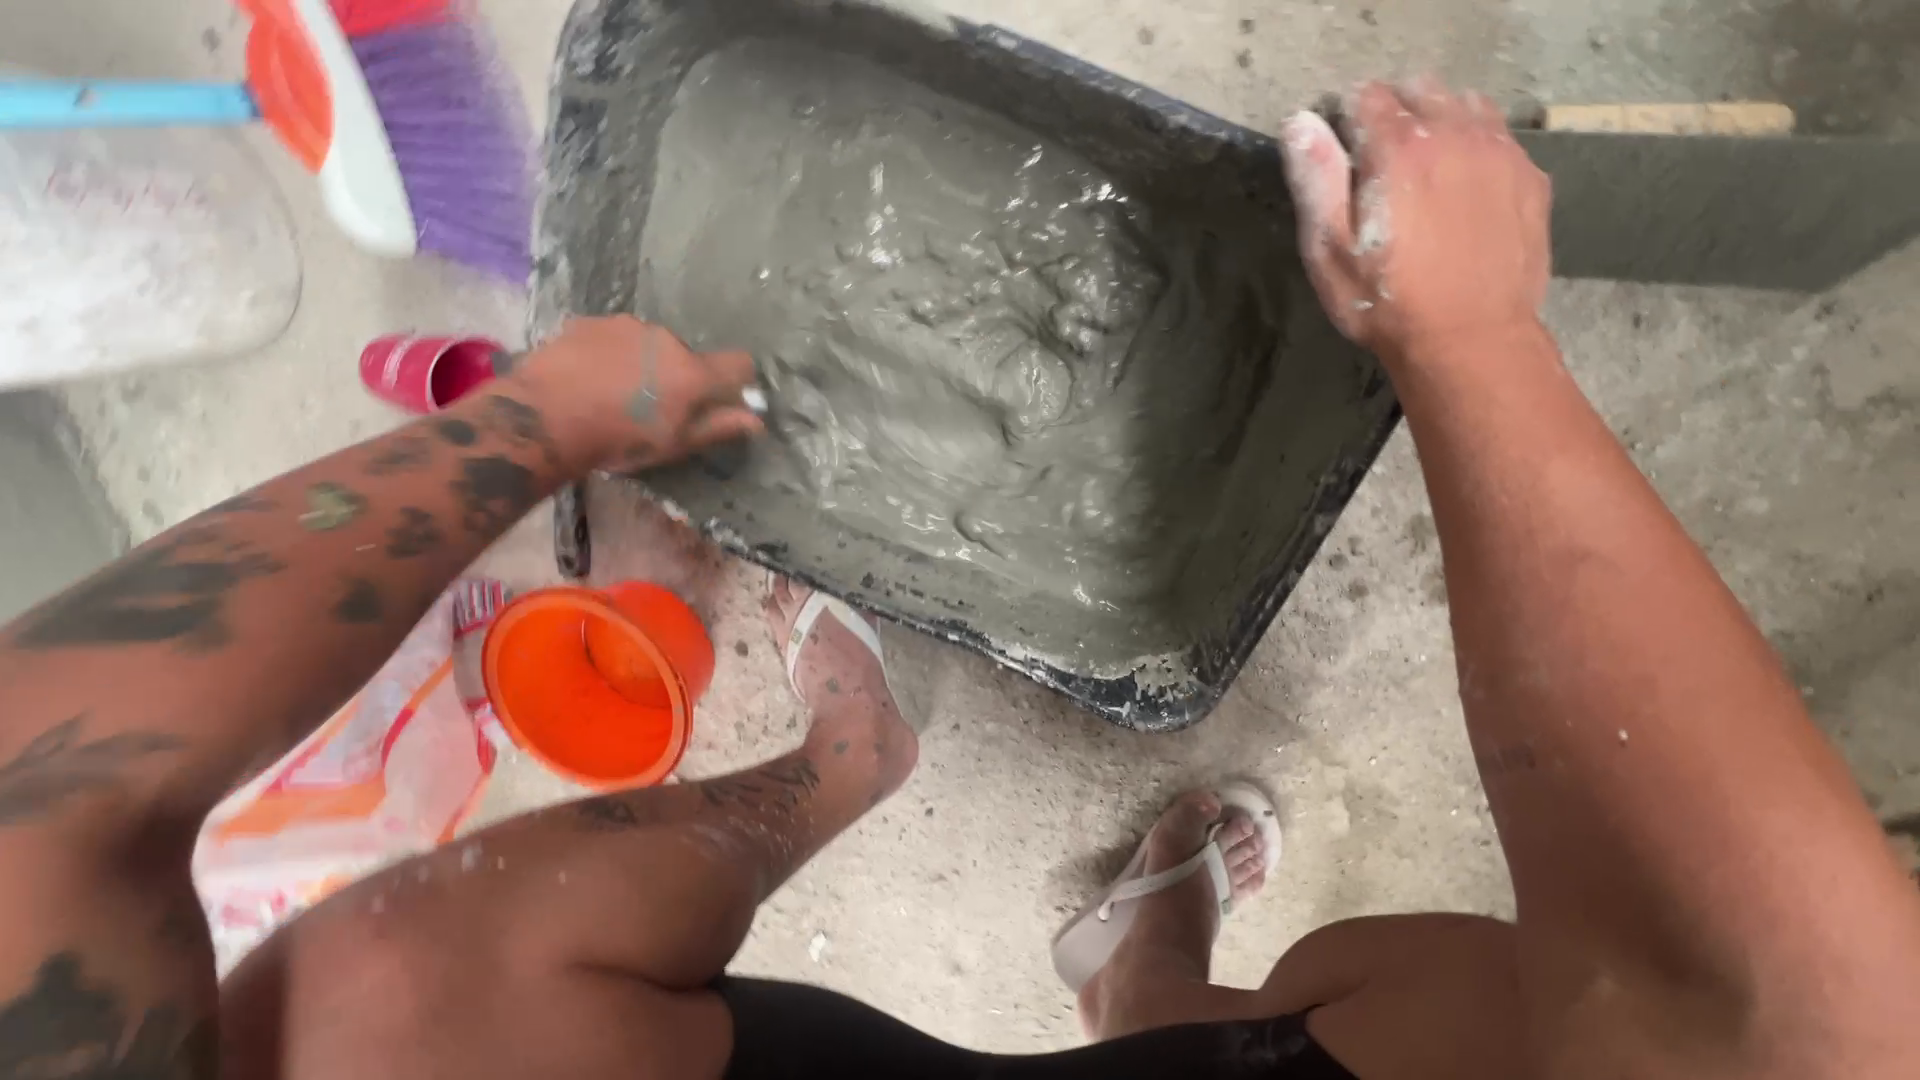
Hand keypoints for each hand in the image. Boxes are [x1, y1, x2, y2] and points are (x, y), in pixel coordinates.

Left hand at [506, 316, 764, 471]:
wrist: (544, 417)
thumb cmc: (619, 439)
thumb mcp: (675, 444)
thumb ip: (718, 427)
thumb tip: (756, 420)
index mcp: (693, 371)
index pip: (739, 364)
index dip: (739, 380)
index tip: (724, 398)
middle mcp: (666, 339)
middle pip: (688, 355)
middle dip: (679, 376)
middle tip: (654, 407)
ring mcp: (625, 326)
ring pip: (649, 344)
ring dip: (643, 363)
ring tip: (615, 392)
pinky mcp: (588, 322)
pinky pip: (613, 337)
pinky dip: (611, 354)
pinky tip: (589, 378)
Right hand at [1280, 79, 1551, 365]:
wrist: (1469, 338)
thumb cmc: (1385, 301)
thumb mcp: (1328, 250)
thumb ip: (1315, 178)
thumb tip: (1301, 121)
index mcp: (1398, 149)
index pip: (1366, 96)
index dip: (1344, 118)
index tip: (1338, 153)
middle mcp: (1455, 134)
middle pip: (1420, 90)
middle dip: (1394, 114)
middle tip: (1377, 166)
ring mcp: (1501, 153)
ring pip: (1466, 105)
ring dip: (1439, 124)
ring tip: (1422, 173)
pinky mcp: (1529, 178)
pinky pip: (1500, 139)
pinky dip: (1475, 149)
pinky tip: (1461, 193)